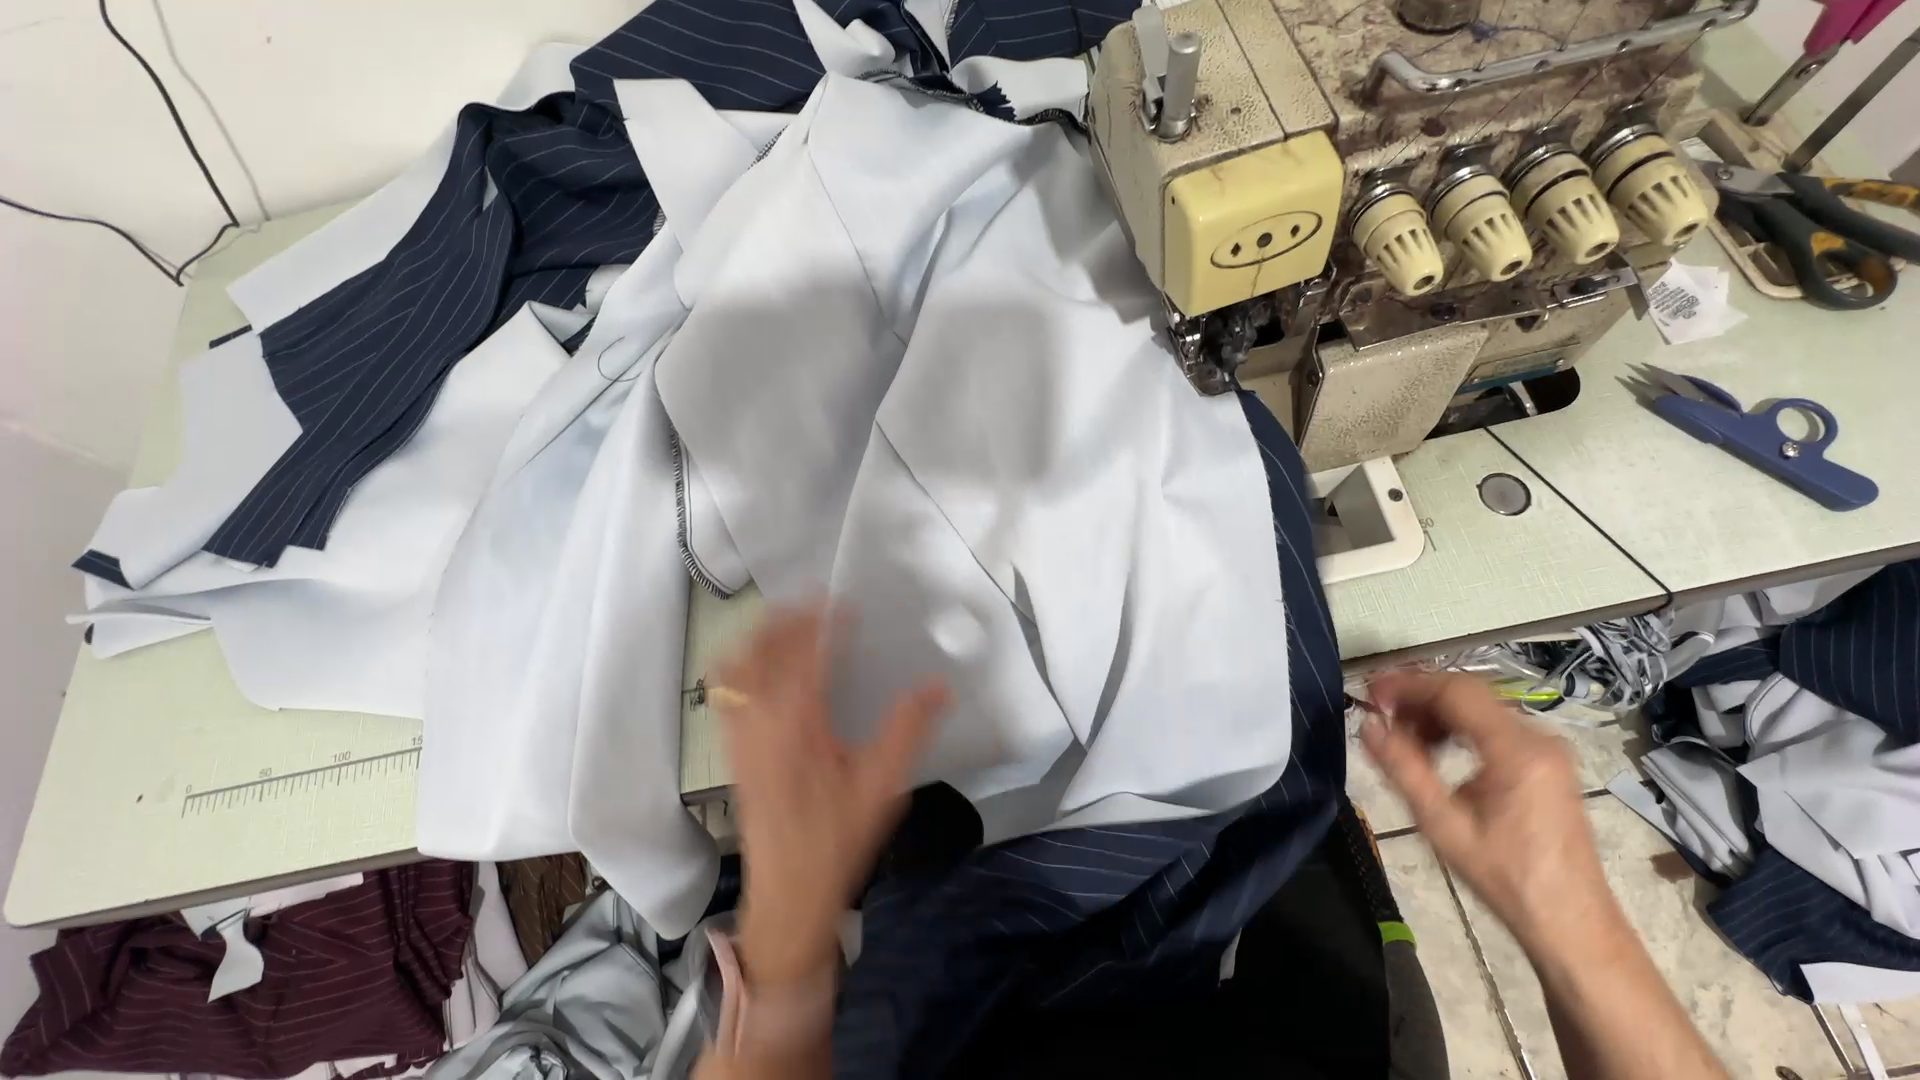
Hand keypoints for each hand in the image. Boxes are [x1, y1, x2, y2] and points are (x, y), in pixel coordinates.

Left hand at [716, 603, 948, 984]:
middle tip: (816, 603)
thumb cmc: (836, 839)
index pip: (805, 654)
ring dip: (758, 637)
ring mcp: (740, 737)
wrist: (788, 893)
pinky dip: (739, 667)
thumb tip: (939, 685)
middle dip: (785, 618)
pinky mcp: (733, 752)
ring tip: (787, 623)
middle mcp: (761, 722)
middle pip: (760, 650)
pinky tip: (760, 668)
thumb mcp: (882, 786)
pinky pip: (725, 694)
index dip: (822, 621)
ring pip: (736, 668)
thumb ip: (908, 730)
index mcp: (798, 724)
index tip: (844, 605)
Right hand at [1358, 672, 1621, 955]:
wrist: (1571, 923)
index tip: (1370, 693)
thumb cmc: (1505, 878)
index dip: (1408, 685)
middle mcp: (1539, 739)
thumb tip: (1368, 725)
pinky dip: (1457, 729)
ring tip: (1401, 737)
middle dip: (1418, 697)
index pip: (1455, 692)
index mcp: (1517, 750)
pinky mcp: (1546, 763)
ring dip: (1435, 714)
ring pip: (1480, 708)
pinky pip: (1493, 727)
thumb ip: (1403, 768)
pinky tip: (1434, 752)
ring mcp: (1547, 750)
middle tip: (1379, 713)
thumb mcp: (1442, 824)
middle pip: (1469, 694)